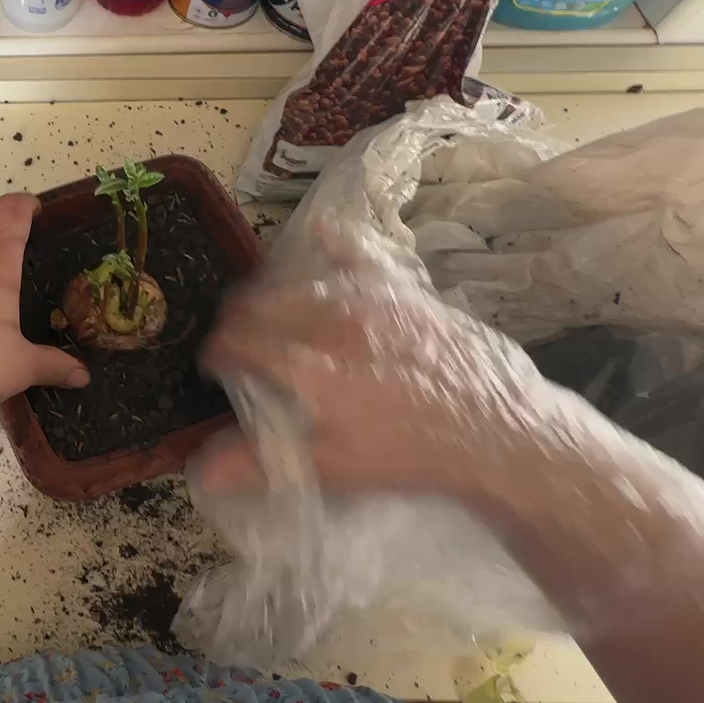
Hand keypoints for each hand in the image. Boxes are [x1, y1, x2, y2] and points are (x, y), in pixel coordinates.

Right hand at [192, 233, 608, 505]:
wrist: (502, 433)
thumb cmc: (412, 454)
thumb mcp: (336, 468)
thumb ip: (263, 464)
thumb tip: (201, 469)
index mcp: (309, 366)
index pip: (242, 345)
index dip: (218, 353)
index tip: (212, 364)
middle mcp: (332, 323)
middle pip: (264, 309)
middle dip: (238, 322)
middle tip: (234, 341)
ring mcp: (369, 303)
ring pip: (302, 287)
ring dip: (273, 296)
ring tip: (264, 310)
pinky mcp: (404, 295)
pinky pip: (362, 259)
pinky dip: (338, 246)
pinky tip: (322, 233)